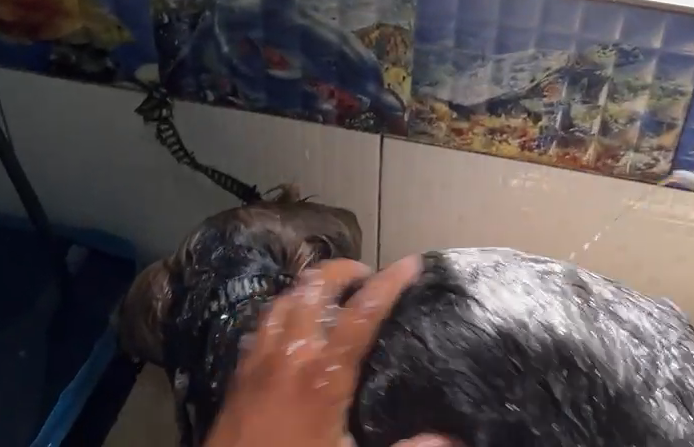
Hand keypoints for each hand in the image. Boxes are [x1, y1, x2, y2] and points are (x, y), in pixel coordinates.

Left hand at [203, 256, 446, 446]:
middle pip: (316, 287)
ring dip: (312, 286)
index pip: (363, 311)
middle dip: (344, 270)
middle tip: (366, 277)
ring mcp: (261, 360)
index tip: (411, 264)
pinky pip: (263, 323)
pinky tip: (292, 324)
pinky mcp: (240, 373)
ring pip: (287, 298)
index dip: (390, 282)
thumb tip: (453, 438)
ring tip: (332, 292)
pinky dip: (284, 310)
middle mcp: (291, 354)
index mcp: (324, 374)